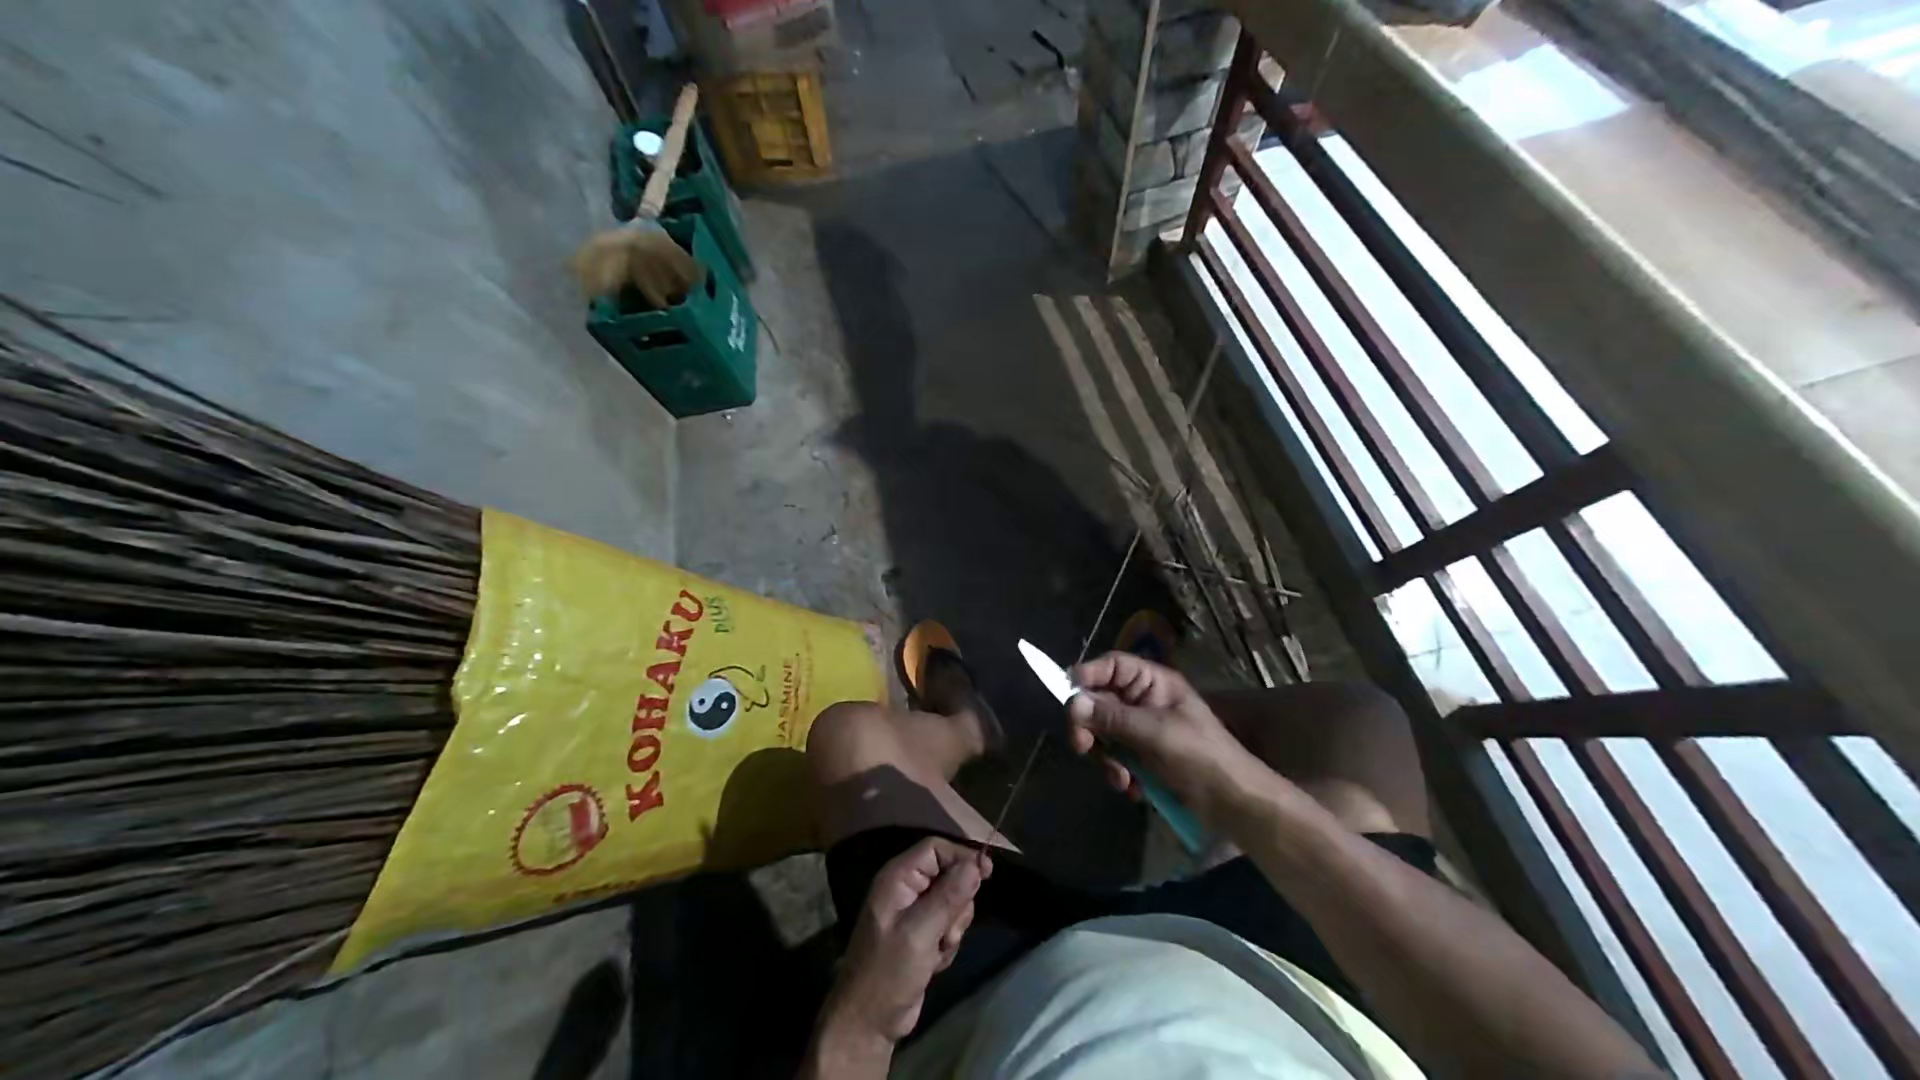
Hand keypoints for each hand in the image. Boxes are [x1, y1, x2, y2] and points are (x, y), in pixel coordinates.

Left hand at [822, 837, 990, 1048]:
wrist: (870, 1021)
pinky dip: (948, 941)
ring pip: (953, 901)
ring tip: (939, 948)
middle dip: (957, 903)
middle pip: (949, 874)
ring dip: (953, 926)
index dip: (962, 856)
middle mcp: (905, 889)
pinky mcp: (922, 933)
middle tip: (949, 930)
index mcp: (898, 878)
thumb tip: (976, 864)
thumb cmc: (888, 972)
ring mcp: (913, 912)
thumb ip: (948, 897)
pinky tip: (935, 961)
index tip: (988, 873)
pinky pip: (949, 923)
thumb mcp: (920, 933)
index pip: (936, 849)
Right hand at [1066, 651, 1278, 830]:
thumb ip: (1111, 717)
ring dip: (1106, 758)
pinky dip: (1119, 773)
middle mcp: (1144, 701)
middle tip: (1083, 748)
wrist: (1235, 803)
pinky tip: (1135, 789)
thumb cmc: (1200, 757)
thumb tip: (1072, 702)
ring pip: (1103, 733)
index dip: (1087, 675)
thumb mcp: (1154, 733)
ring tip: (1122, 780)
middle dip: (1090, 727)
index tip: (1065, 695)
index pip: (1111, 665)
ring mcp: (1142, 730)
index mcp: (1154, 683)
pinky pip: (1115, 757)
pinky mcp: (1143, 757)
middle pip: (1099, 701)